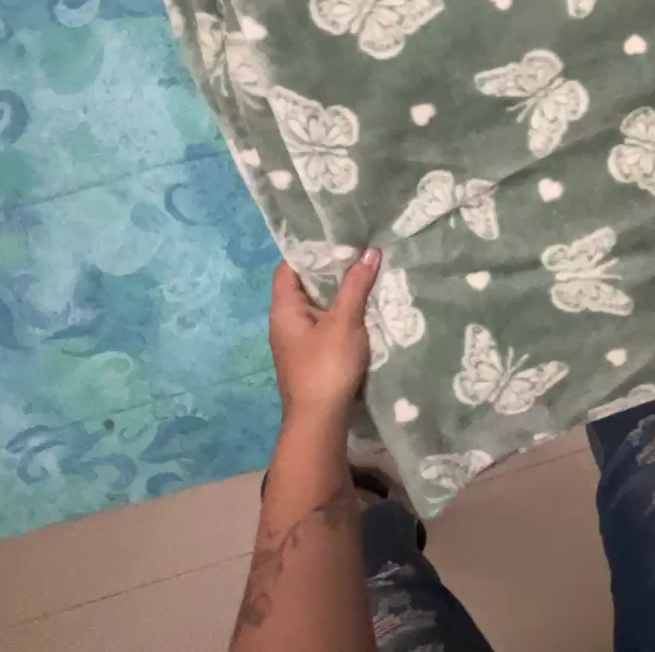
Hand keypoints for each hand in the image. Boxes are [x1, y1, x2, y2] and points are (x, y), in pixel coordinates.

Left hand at [269, 249, 379, 427]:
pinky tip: (366, 306)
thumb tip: (369, 252)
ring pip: (319, 305)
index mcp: (285, 310)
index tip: (335, 236)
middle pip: (306, 285)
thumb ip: (356, 286)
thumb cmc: (326, 365)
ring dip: (340, 291)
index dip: (307, 250)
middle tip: (360, 250)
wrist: (320, 419)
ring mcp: (300, 340)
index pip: (288, 269)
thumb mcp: (344, 321)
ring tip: (368, 271)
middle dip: (331, 269)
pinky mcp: (315, 354)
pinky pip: (328, 322)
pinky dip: (344, 310)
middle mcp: (286, 322)